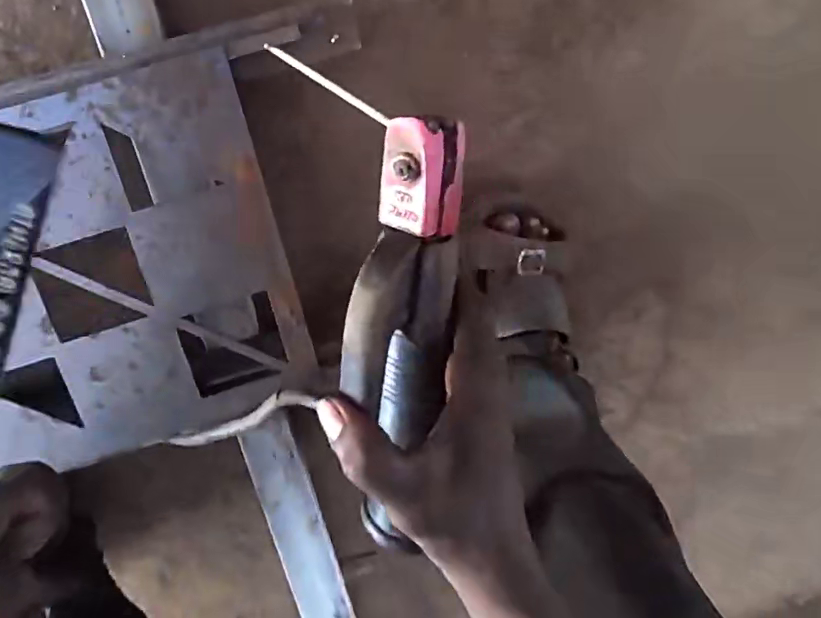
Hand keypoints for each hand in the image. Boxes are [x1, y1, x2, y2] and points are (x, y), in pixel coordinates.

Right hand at [314, 272, 567, 617]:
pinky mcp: (481, 415)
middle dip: (448, 291)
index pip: (475, 327)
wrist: (494, 565)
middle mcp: (489, 392)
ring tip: (406, 292)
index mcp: (477, 399)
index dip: (458, 288)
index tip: (430, 254)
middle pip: (475, 325)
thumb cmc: (453, 523)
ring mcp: (488, 404)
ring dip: (449, 312)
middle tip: (405, 265)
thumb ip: (366, 454)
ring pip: (474, 342)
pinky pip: (467, 359)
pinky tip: (413, 340)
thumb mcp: (403, 494)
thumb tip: (326, 403)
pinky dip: (448, 337)